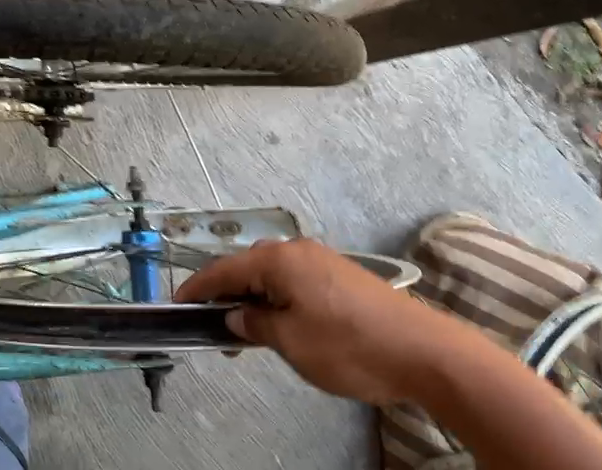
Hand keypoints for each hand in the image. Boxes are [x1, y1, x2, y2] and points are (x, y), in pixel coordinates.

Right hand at [175, 238, 443, 404]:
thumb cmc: (348, 345)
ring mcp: (322, 261)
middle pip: (248, 267)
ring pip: (273, 275)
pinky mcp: (342, 277)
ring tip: (247, 332)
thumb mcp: (290, 342)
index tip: (177, 303)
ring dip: (255, 299)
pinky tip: (282, 323)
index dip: (197, 287)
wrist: (424, 352)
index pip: (223, 269)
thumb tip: (235, 317)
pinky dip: (279, 299)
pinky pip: (295, 281)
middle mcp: (297, 250)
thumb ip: (255, 325)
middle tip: (214, 326)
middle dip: (227, 294)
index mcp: (277, 259)